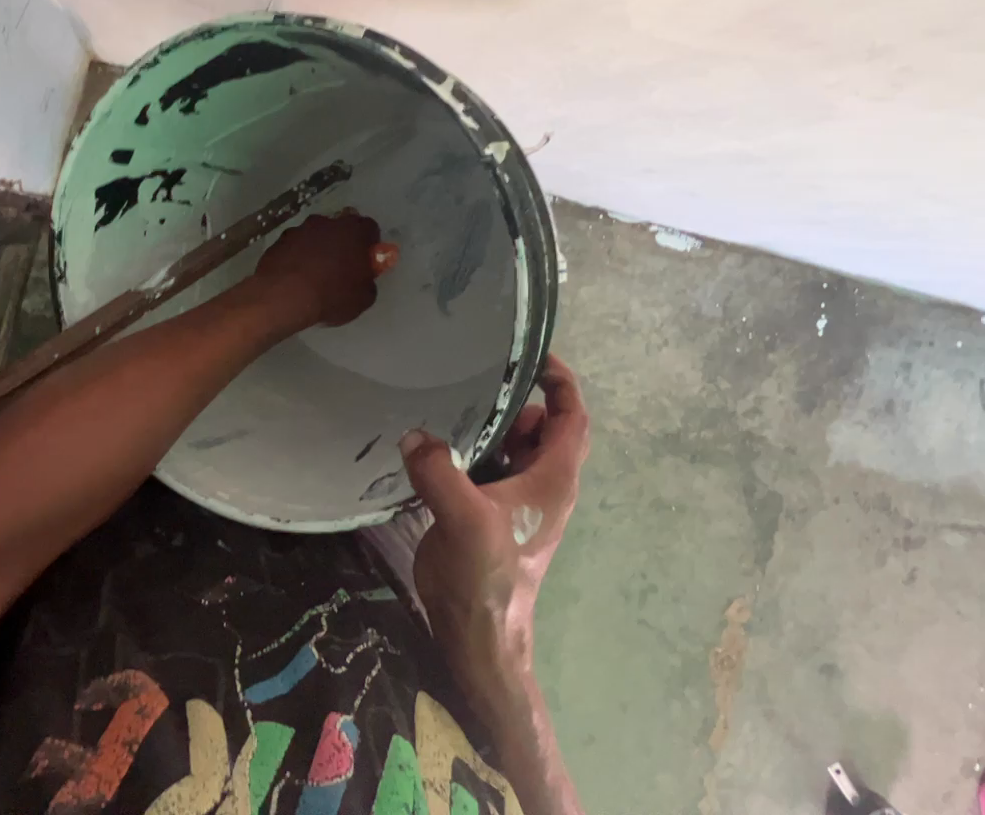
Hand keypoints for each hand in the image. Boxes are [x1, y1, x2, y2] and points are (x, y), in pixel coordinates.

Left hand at [252, 212, 387, 327]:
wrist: (284, 296)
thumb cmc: (332, 295)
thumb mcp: (364, 298)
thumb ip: (368, 282)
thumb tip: (364, 279)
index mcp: (353, 231)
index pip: (369, 228)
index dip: (369, 244)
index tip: (366, 260)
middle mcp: (326, 223)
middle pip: (340, 228)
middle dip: (342, 243)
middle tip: (342, 267)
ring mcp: (299, 230)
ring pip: (314, 236)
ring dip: (317, 249)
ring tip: (315, 275)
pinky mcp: (278, 241)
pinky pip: (294, 247)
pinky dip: (297, 257)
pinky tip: (295, 278)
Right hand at [400, 355, 588, 697]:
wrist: (475, 633)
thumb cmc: (487, 577)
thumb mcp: (466, 520)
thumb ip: (440, 471)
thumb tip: (413, 435)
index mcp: (552, 478)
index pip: (571, 416)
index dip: (560, 381)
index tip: (533, 352)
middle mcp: (539, 483)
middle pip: (540, 425)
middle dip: (514, 398)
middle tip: (474, 374)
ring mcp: (512, 498)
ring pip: (509, 444)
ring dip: (487, 422)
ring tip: (447, 398)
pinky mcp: (483, 510)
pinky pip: (482, 464)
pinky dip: (466, 446)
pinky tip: (432, 438)